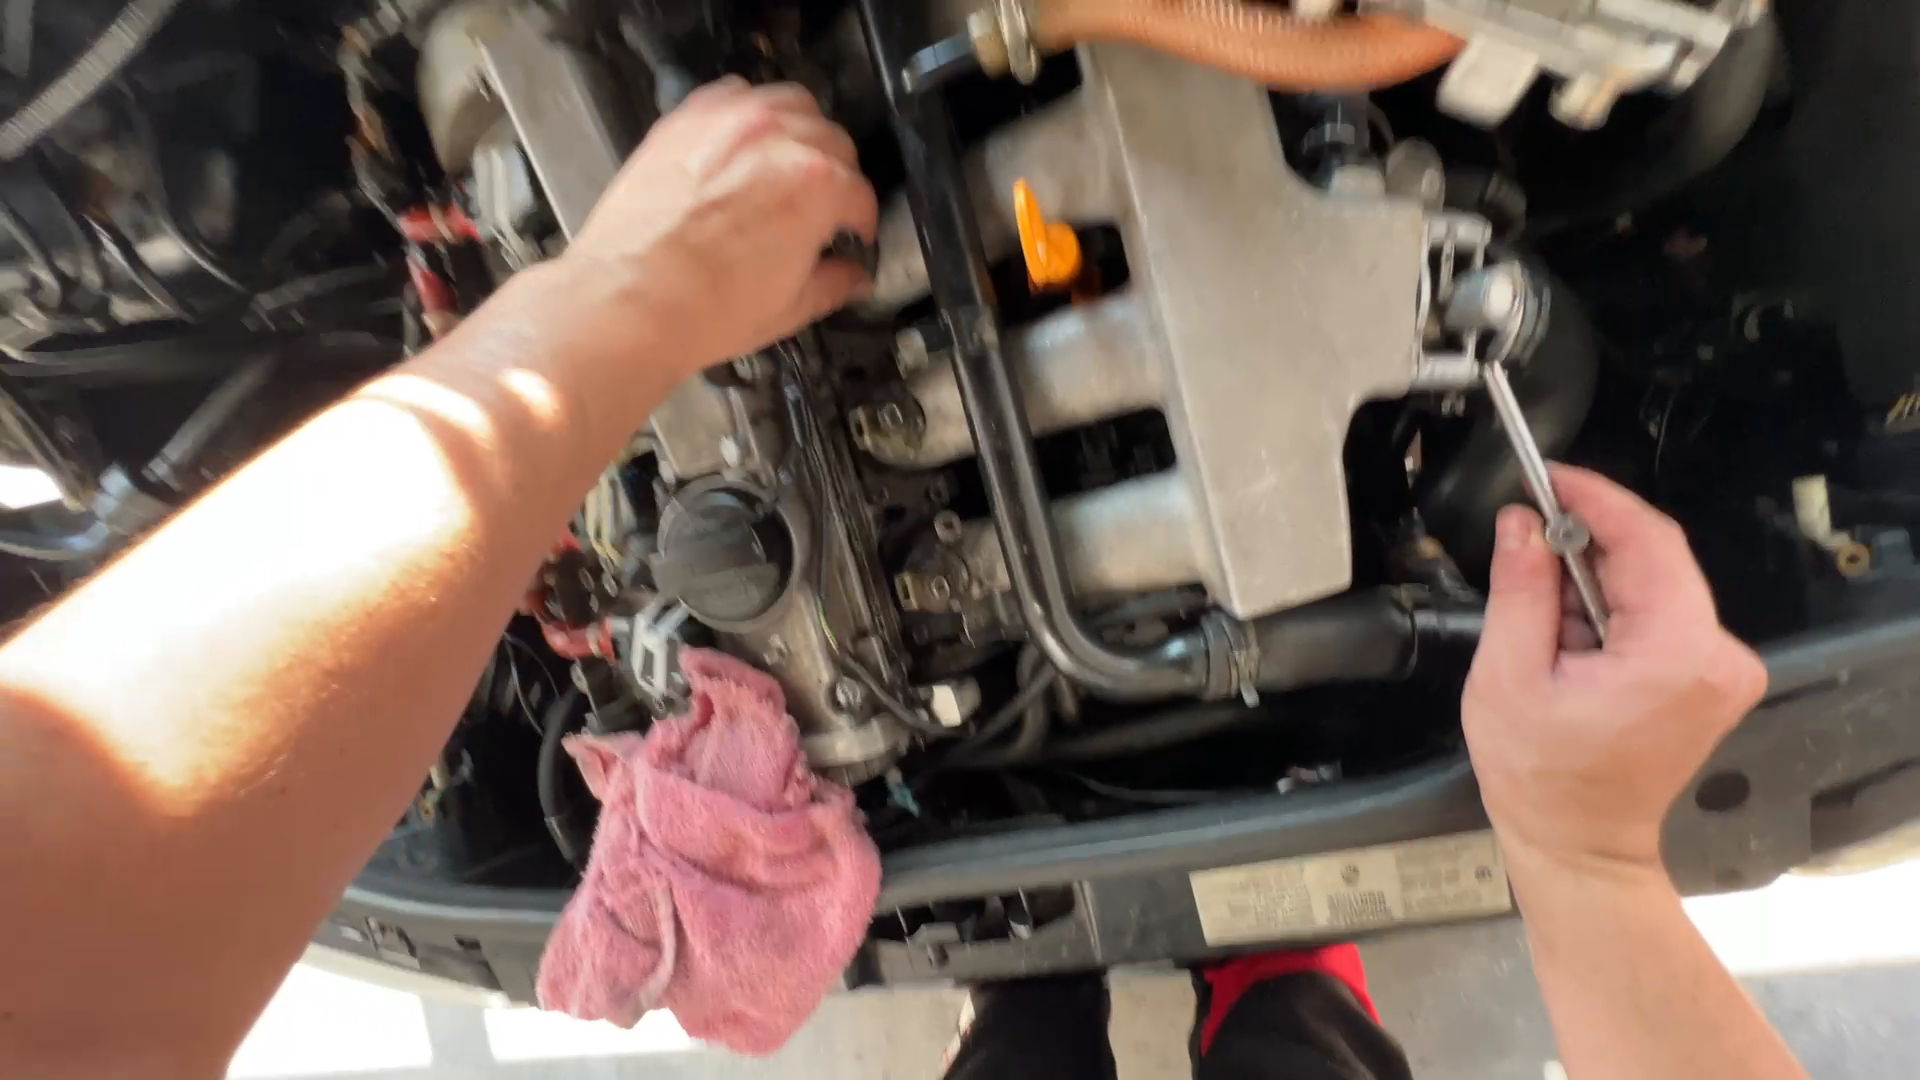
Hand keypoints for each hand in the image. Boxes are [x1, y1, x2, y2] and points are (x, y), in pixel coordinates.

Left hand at [560, 77, 877, 373]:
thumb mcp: (792, 307)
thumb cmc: (703, 307)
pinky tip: (751, 147)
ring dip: (804, 134)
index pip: (861, 192)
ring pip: (792, 104)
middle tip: (830, 207)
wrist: (631, 302)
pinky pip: (736, 95)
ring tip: (796, 168)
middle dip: (841, 176)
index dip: (863, 221)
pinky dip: (754, 115)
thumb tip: (852, 277)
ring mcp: (728, 123)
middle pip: (834, 140)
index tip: (855, 234)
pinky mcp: (686, 121)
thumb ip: (834, 283)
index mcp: (814, 187)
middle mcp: (775, 141)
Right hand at [1462, 466, 1766, 880]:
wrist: (1575, 833)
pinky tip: (1561, 641)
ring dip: (1583, 584)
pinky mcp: (1701, 673)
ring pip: (1646, 584)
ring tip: (1534, 631)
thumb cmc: (1536, 767)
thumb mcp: (1507, 672)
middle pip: (1650, 561)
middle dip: (1579, 546)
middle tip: (1517, 549)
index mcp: (1675, 653)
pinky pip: (1650, 611)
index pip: (1649, 542)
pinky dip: (1599, 608)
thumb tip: (1520, 523)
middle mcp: (1716, 654)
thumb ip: (1520, 589)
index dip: (1595, 499)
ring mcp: (1716, 666)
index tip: (1545, 475)